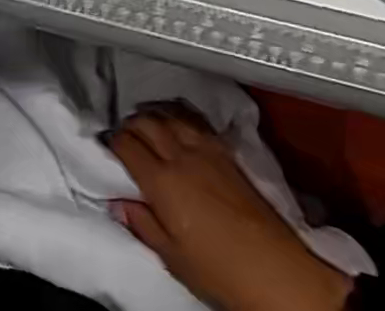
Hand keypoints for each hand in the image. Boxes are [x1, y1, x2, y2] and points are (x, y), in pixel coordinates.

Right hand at [109, 104, 351, 310]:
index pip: (127, 145)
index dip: (112, 141)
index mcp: (162, 182)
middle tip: (122, 132)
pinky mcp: (226, 152)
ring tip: (144, 118)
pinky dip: (179, 112)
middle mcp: (181, 157)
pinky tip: (176, 118)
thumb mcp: (172, 257)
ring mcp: (206, 151)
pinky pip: (195, 119)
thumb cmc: (220, 271)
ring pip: (171, 115)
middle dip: (129, 123)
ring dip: (153, 113)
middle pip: (146, 123)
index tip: (107, 145)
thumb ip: (142, 224)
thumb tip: (118, 203)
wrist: (277, 271)